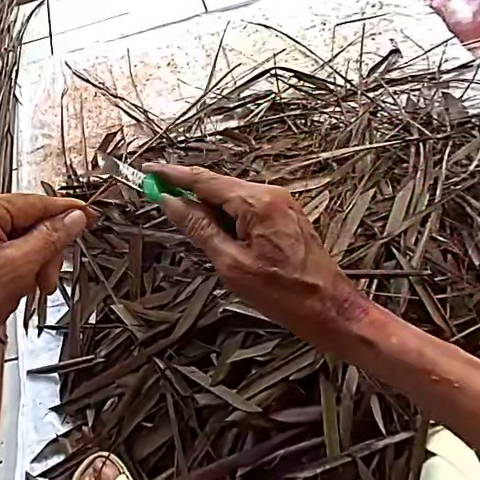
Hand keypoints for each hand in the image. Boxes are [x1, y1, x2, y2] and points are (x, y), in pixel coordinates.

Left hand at [0, 190, 89, 379]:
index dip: (66, 213)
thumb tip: (73, 218)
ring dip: (30, 267)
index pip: (34, 203)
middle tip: (46, 281)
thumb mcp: (16, 270)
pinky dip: (15, 272)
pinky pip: (2, 254)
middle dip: (43, 253)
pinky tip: (11, 291)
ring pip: (18, 241)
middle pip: (27, 223)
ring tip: (25, 291)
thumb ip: (50, 238)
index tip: (89, 216)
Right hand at [147, 164, 368, 340]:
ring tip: (192, 230)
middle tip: (159, 200)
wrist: (330, 309)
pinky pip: (246, 206)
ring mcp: (280, 202)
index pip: (204, 180)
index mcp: (257, 202)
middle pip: (217, 185)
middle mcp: (270, 193)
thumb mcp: (230, 264)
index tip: (149, 170)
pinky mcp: (284, 214)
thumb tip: (171, 203)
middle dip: (188, 193)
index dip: (172, 174)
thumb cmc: (285, 294)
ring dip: (207, 208)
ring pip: (231, 196)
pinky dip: (226, 216)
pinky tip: (218, 235)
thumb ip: (198, 228)